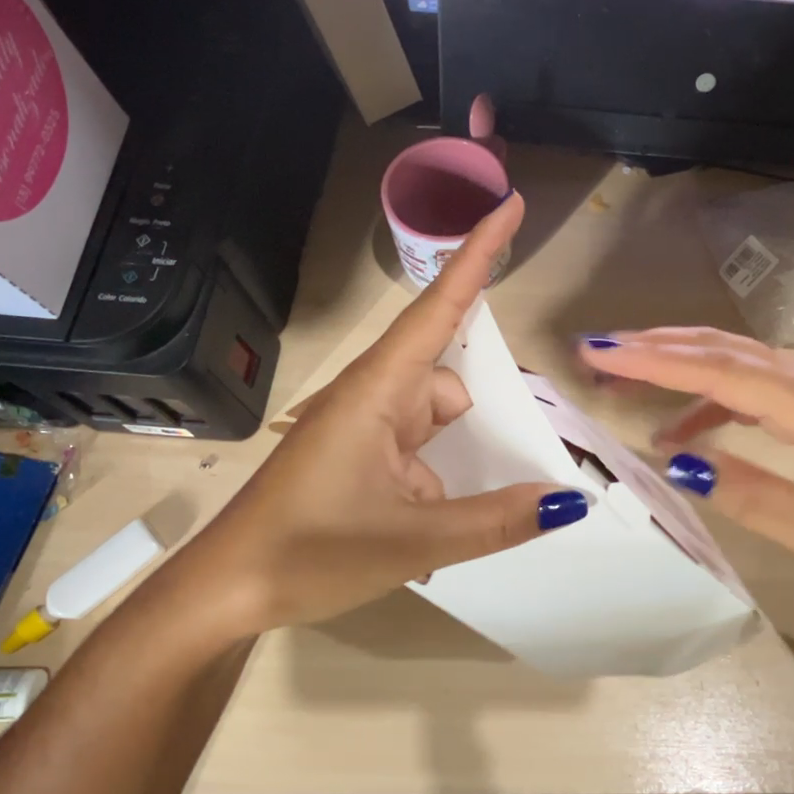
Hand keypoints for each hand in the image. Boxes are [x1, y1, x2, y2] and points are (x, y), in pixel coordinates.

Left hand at [203, 193, 588, 632]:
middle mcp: (373, 396)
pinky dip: (439, 472)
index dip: (478, 254)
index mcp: (378, 392)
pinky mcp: (358, 453)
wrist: (226, 589)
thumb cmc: (309, 552)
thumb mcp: (413, 541)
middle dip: (485, 407)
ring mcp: (363, 426)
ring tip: (457, 507)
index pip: (438, 308)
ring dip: (459, 450)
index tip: (509, 205)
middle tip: (518, 454)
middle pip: (450, 376)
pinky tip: (436, 520)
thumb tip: (567, 499)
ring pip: (436, 415)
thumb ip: (495, 520)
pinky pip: (419, 444)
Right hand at [580, 328, 793, 592]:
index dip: (659, 361)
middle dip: (653, 346)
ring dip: (674, 358)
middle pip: (723, 350)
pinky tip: (678, 429)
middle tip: (591, 351)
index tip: (602, 353)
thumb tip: (678, 461)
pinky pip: (749, 381)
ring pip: (733, 356)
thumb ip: (755, 498)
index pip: (724, 374)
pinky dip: (704, 392)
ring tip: (618, 372)